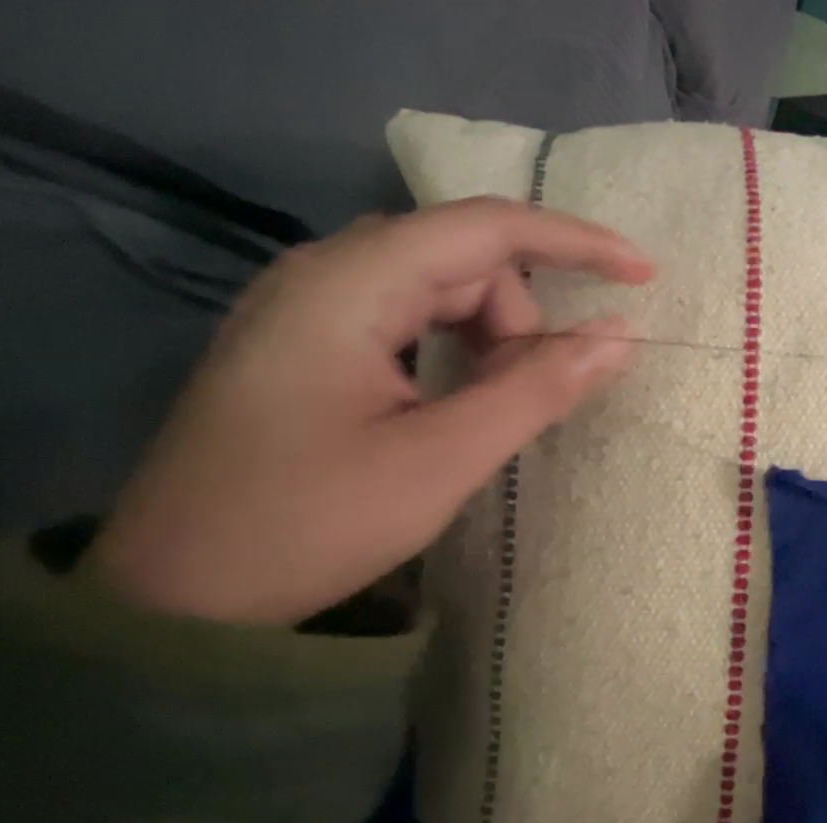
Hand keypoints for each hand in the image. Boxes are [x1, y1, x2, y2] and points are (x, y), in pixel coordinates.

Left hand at [84, 197, 654, 624]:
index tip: (645, 275)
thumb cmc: (314, 521)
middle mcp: (321, 274)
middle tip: (534, 396)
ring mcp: (305, 308)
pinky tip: (455, 400)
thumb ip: (537, 388)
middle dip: (520, 315)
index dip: (575, 241)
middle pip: (459, 257)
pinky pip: (402, 317)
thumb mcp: (443, 458)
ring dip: (488, 336)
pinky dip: (452, 349)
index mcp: (348, 285)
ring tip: (495, 407)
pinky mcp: (303, 345)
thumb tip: (620, 334)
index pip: (484, 227)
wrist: (181, 591)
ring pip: (433, 288)